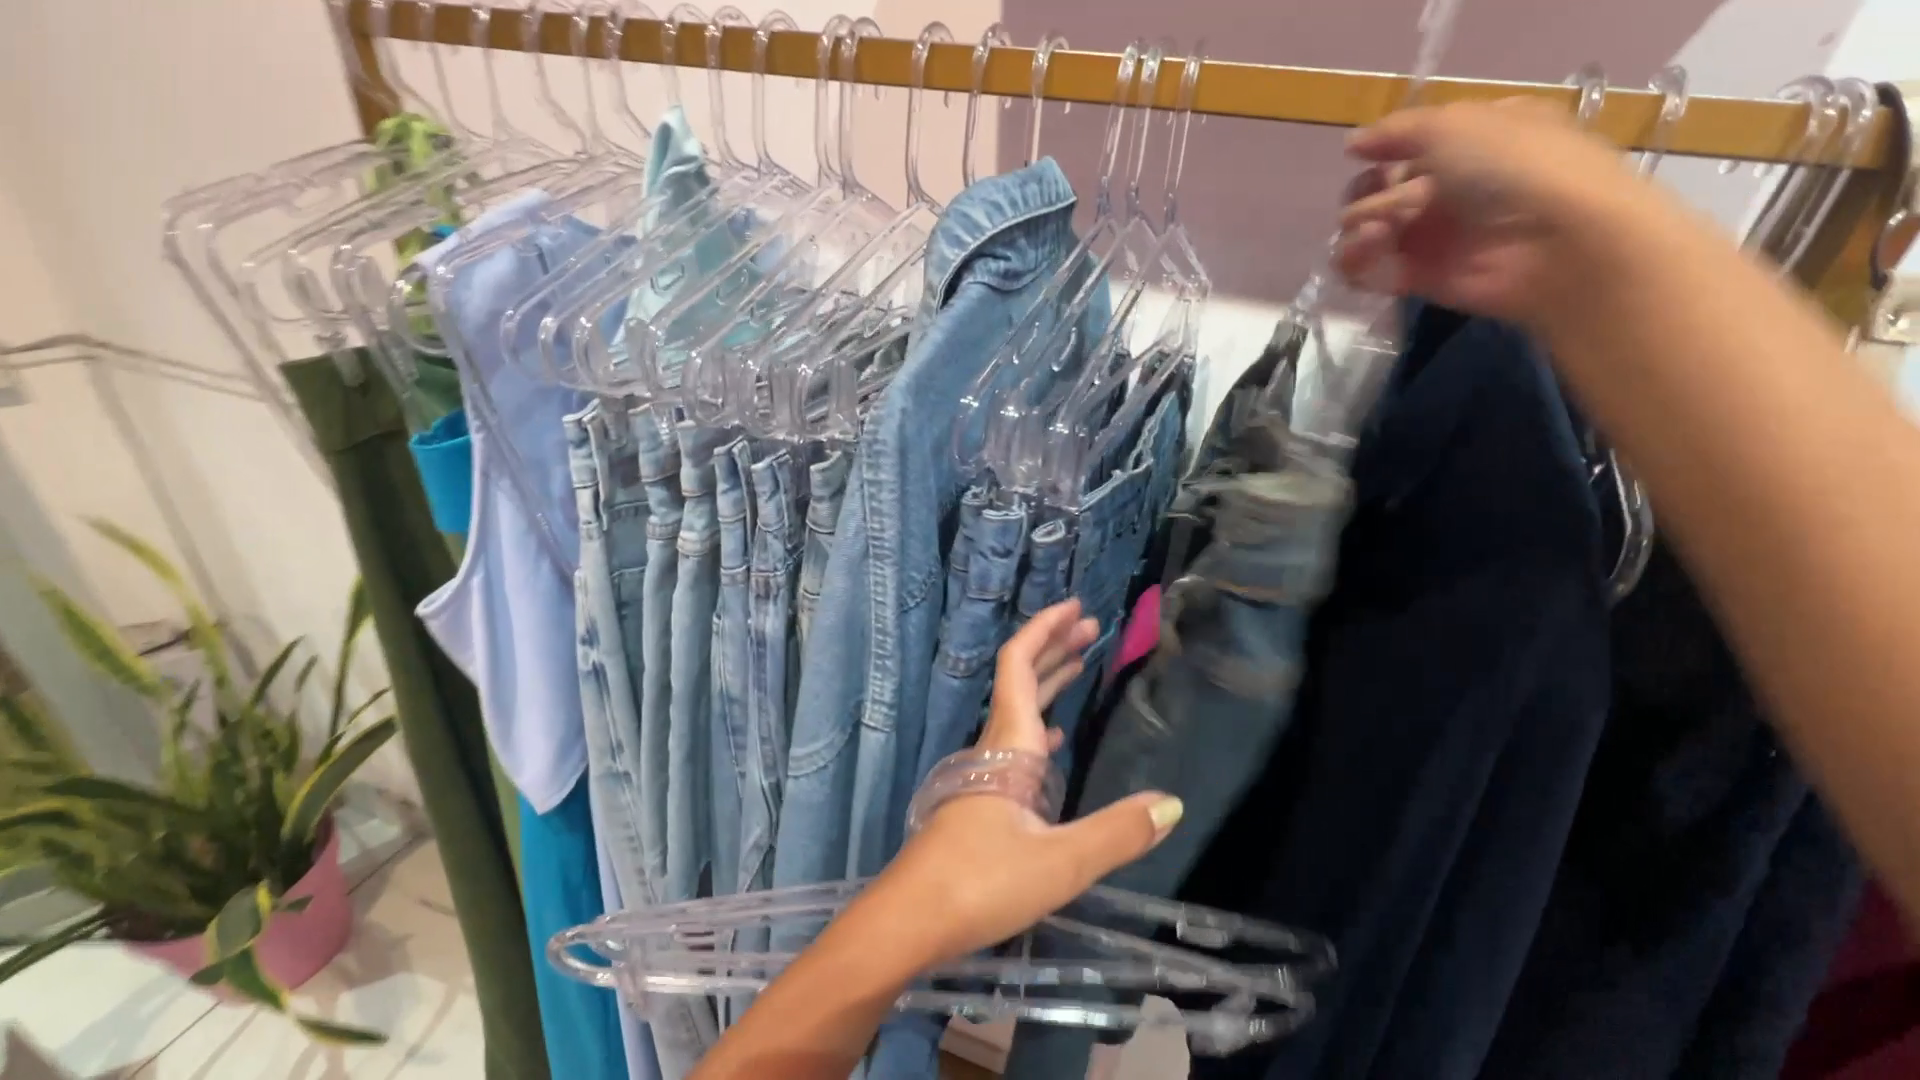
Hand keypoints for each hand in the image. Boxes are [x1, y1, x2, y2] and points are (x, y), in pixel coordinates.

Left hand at [861, 599, 1182, 968]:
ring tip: (1079, 668)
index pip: (1020, 667)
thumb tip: (1173, 803)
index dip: (1045, 630)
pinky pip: (1014, 749)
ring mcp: (981, 778)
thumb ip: (1117, 833)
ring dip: (1047, 686)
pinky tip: (1052, 746)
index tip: (1077, 607)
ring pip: (1016, 715)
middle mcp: (992, 751)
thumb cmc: (979, 884)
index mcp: (1008, 747)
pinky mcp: (977, 805)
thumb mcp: (1060, 863)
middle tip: (1090, 628)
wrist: (906, 923)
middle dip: (1053, 650)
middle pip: (1019, 683)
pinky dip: (1039, 731)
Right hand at [1335, 99, 1650, 321]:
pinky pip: (1368, 271)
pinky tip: (1369, 253)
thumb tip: (1352, 146)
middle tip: (1391, 203)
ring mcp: (1432, 236)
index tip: (1369, 157)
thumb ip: (1396, 132)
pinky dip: (1357, 263)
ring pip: (1364, 231)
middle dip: (1367, 195)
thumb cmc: (1514, 165)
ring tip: (1378, 233)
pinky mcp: (1419, 278)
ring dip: (1357, 228)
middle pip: (1375, 191)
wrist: (1558, 240)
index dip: (1380, 153)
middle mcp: (1446, 188)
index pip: (1402, 149)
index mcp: (1464, 144)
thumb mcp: (1454, 124)